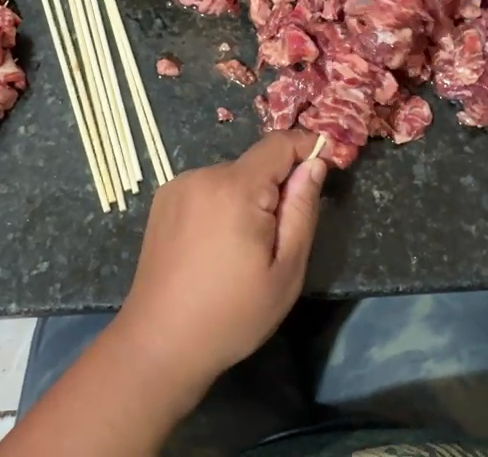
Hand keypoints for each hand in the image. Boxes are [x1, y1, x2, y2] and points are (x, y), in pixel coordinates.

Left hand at [111, 131, 326, 390]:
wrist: (160, 343)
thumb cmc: (232, 314)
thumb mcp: (285, 271)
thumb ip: (302, 210)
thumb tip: (314, 164)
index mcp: (235, 188)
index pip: (279, 144)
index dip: (307, 147)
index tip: (327, 162)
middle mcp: (203, 175)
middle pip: (254, 165)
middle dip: (275, 189)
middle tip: (278, 240)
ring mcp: (178, 186)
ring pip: (230, 178)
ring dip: (246, 199)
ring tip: (241, 251)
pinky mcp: (163, 201)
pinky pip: (206, 189)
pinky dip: (221, 205)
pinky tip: (214, 247)